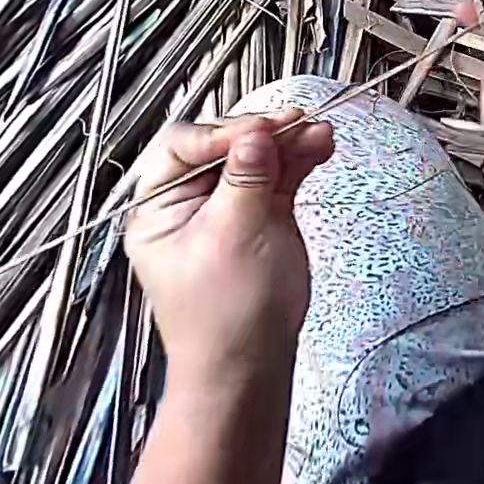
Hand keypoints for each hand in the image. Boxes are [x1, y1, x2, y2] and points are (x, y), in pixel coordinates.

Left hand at [125, 115, 334, 397]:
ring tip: (319, 132)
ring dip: (293, 141)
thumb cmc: (226, 313)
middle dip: (265, 133)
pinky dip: (304, 157)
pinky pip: (285, 172)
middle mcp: (195, 199)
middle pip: (229, 145)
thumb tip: (254, 133)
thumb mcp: (231, 237)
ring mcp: (234, 202)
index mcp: (162, 207)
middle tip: (296, 124)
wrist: (253, 358)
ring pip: (263, 155)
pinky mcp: (266, 209)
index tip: (261, 132)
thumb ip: (245, 180)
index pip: (186, 147)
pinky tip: (321, 145)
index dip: (223, 134)